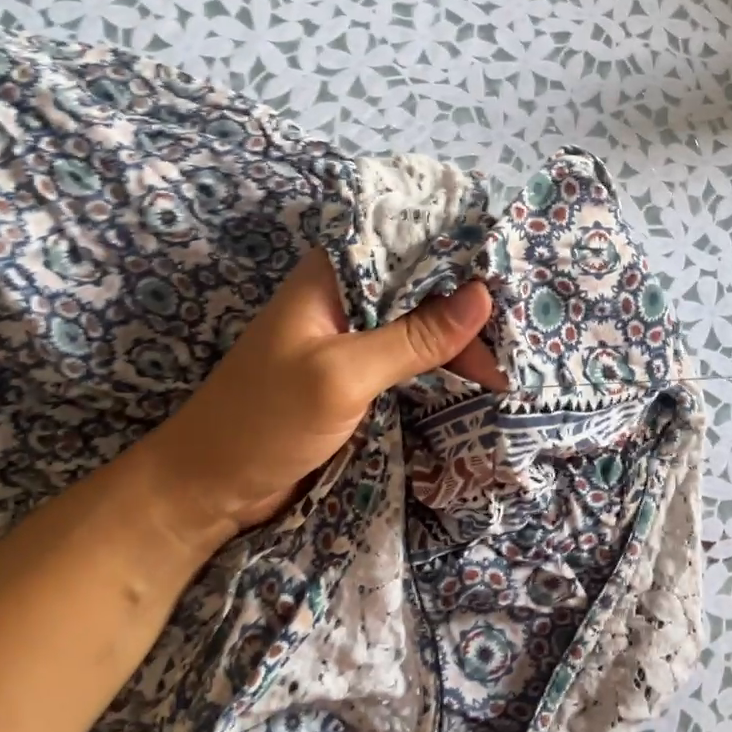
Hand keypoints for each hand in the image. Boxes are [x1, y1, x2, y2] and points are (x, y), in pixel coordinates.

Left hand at [133, 249, 505, 542]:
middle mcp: (345, 296)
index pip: (406, 240)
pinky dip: (441, 365)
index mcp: (332, 275)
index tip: (512, 263)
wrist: (207, 490)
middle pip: (419, 284)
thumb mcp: (344, 375)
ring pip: (419, 323)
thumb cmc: (265, 420)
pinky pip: (409, 356)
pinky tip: (477, 376)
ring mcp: (350, 336)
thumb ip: (414, 336)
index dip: (458, 248)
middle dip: (468, 302)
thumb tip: (482, 294)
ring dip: (460, 340)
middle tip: (524, 325)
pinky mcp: (355, 373)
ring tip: (511, 362)